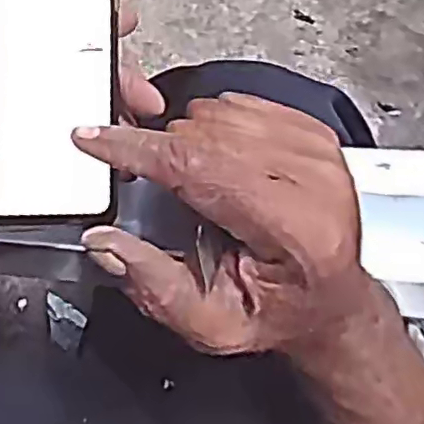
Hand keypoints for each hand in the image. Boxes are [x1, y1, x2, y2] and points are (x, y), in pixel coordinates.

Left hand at [0, 0, 167, 251]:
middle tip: (127, 46)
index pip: (28, 12)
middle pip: (65, 49)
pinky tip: (119, 133)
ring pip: (79, 88)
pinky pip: (78, 127)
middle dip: (104, 46)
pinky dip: (103, 128)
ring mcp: (24, 108)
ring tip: (136, 100)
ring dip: (112, 89)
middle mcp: (7, 74)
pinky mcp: (36, 139)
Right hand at [71, 93, 381, 355]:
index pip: (196, 166)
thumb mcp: (211, 323)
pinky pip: (234, 100)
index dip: (136, 148)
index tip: (93, 138)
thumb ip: (153, 283)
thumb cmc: (277, 311)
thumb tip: (104, 242)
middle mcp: (314, 180)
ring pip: (212, 109)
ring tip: (199, 181)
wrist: (330, 299)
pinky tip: (222, 159)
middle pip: (199, 132)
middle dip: (163, 151)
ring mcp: (316, 149)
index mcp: (295, 230)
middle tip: (164, 191)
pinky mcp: (312, 128)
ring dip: (189, 137)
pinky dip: (213, 122)